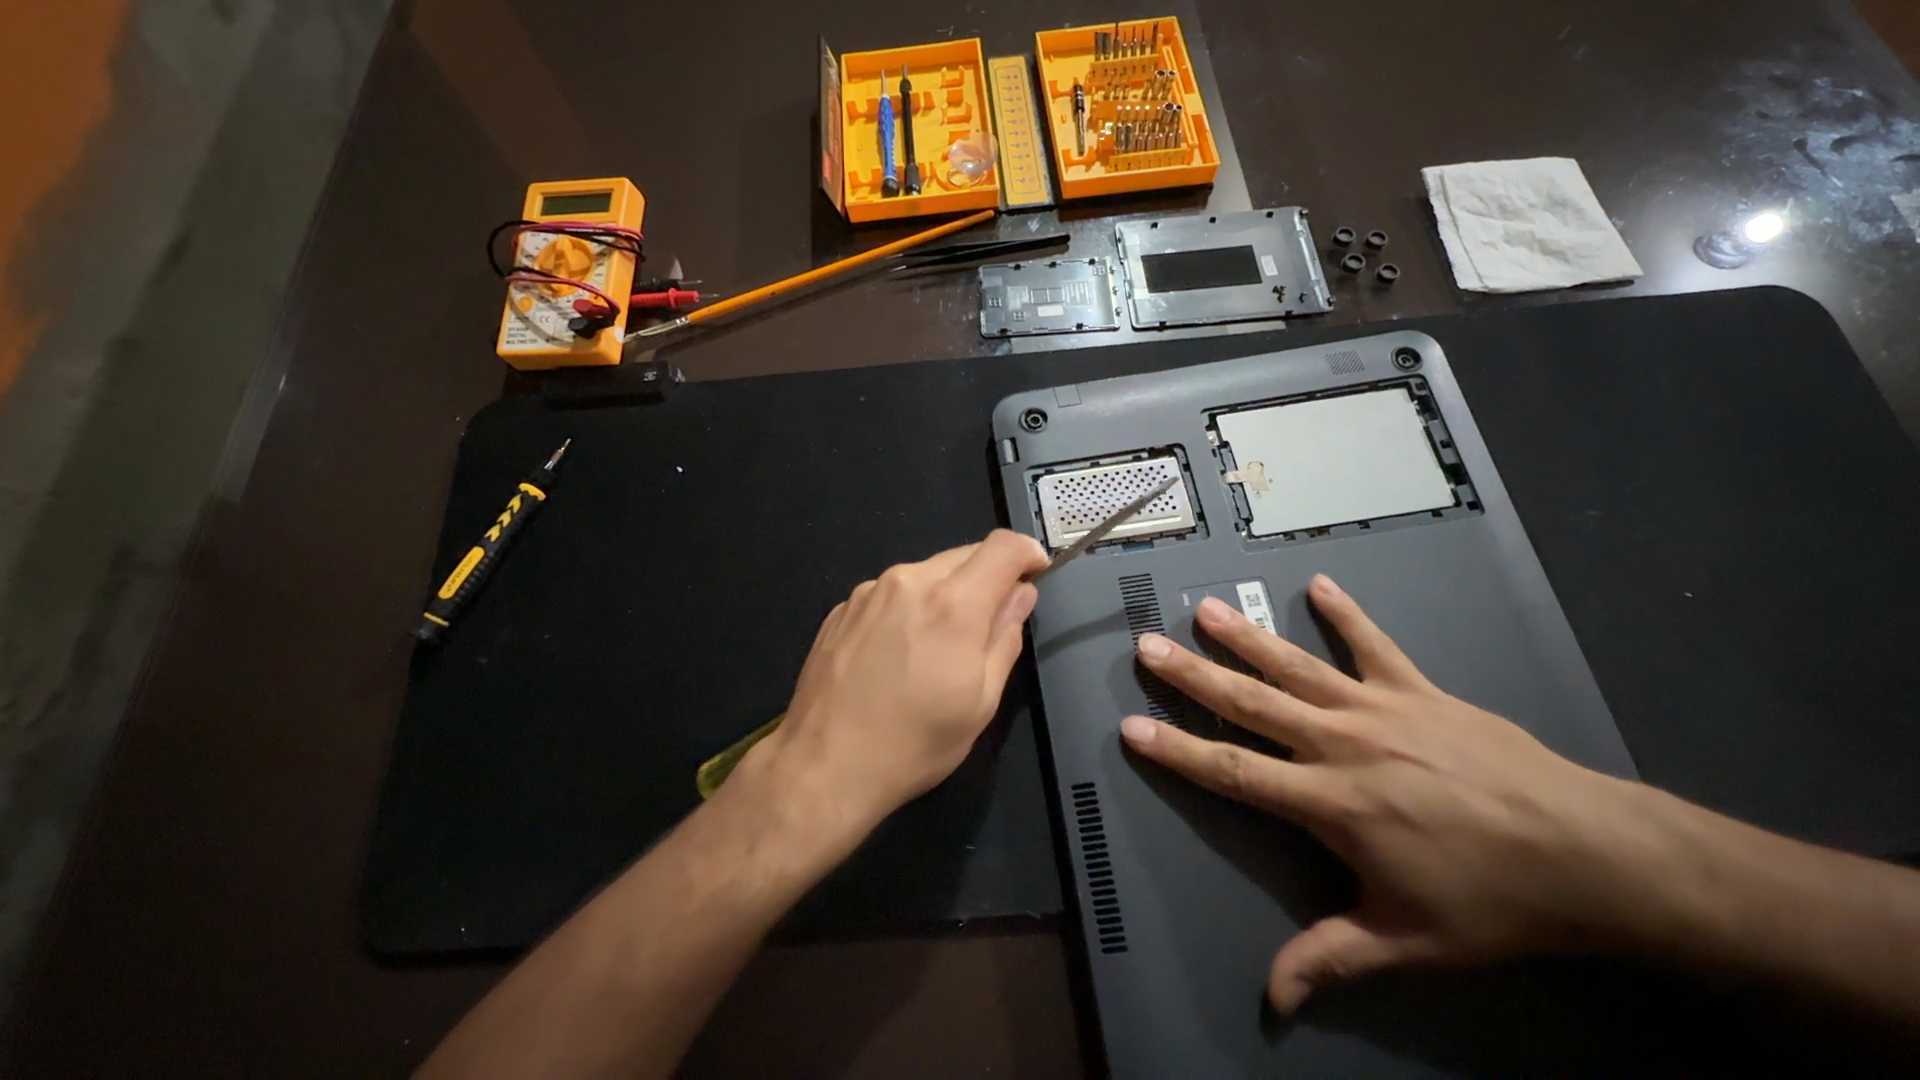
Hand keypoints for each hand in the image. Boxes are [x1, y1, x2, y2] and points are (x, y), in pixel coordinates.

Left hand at [741, 530, 1049, 836]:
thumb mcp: (980, 701)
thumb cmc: (914, 743)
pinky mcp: (841, 609)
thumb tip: (1021, 596)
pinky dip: (909, 608)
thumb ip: (1005, 638)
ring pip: (925, 573)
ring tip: (939, 648)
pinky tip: (899, 654)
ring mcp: (868, 592)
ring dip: (946, 593)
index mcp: (952, 603)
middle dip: (988, 578)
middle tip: (990, 625)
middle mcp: (909, 582)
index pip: (1003, 546)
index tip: (1037, 573)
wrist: (824, 765)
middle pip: (964, 555)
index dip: (1028, 553)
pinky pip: (891, 593)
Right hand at [1120, 575, 1667, 1013]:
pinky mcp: (1422, 692)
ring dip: (1246, 636)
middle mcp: (1343, 746)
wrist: (1589, 854)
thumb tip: (1272, 1001)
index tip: (1132, 726)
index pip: (1234, 772)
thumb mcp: (1405, 941)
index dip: (1178, 750)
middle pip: (1251, 705)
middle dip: (1193, 675)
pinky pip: (1375, 645)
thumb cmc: (1491, 902)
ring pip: (1297, 667)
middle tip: (1148, 646)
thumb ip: (1330, 959)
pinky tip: (1320, 583)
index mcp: (1331, 804)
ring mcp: (1382, 711)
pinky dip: (1346, 614)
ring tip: (1203, 609)